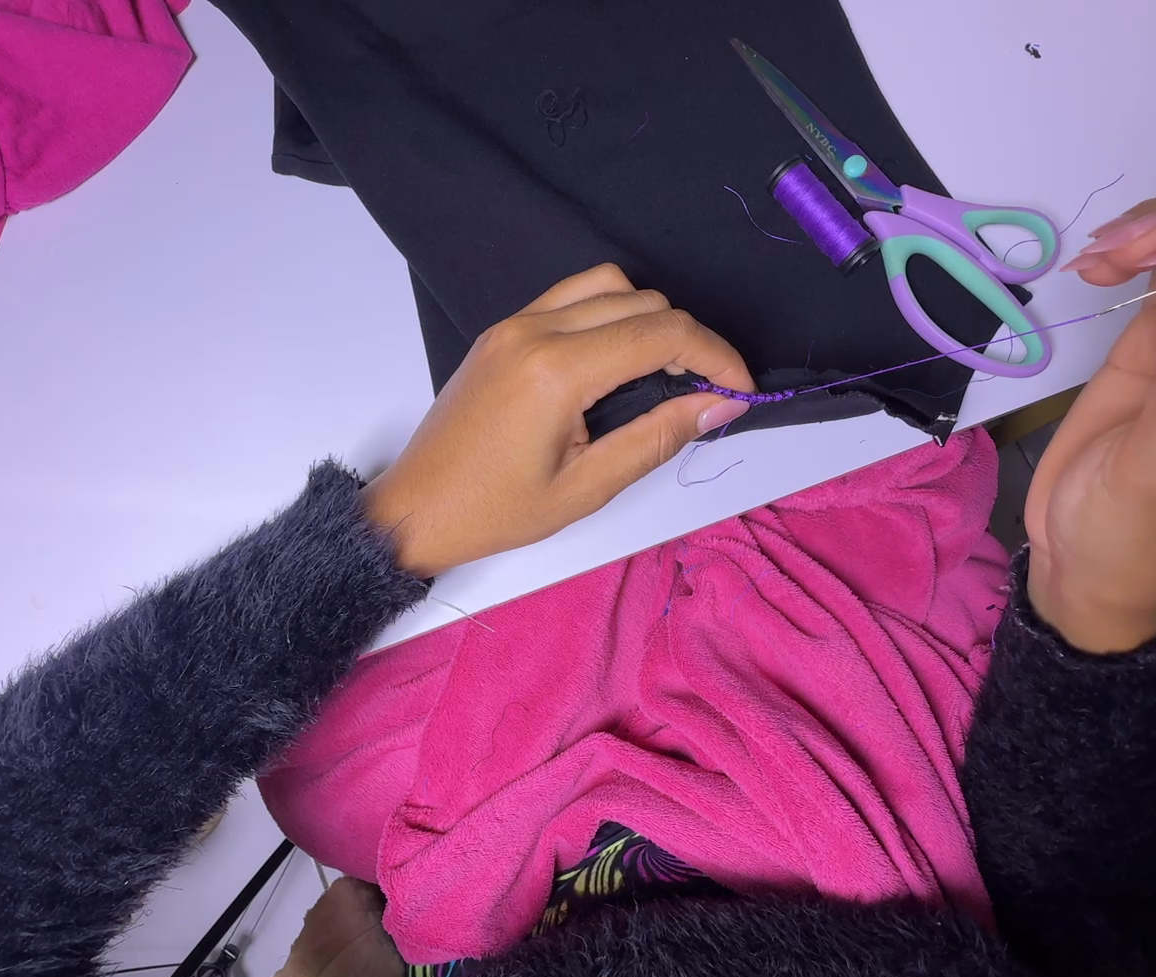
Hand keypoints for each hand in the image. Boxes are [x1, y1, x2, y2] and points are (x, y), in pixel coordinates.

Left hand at [364, 264, 755, 577]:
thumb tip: (719, 404)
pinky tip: (615, 362)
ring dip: (650, 319)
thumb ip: (657, 437)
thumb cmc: (494, 512)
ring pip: (608, 286)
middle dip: (689, 340)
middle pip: (643, 301)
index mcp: (556, 370)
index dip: (717, 358)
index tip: (740, 391)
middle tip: (706, 392)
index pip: (663, 334)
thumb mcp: (586, 488)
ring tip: (663, 374)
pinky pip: (571, 297)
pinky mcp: (502, 331)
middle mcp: (534, 329)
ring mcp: (514, 323)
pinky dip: (610, 315)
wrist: (416, 509)